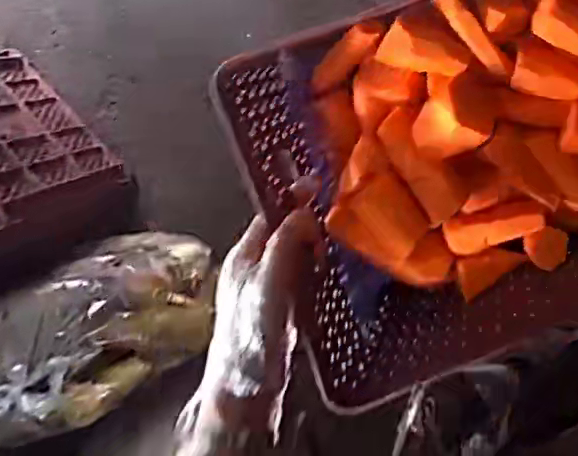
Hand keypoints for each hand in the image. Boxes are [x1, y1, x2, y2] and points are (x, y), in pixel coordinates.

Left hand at [180, 180, 318, 453]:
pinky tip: (329, 274)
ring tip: (332, 250)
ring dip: (317, 246)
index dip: (294, 196)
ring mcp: (270, 284)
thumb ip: (285, 241)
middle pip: (288, 227)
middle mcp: (256, 264)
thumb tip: (304, 208)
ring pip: (300, 249)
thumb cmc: (252, 335)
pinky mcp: (285, 304)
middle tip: (332, 225)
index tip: (320, 185)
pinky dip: (319, 268)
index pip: (272, 210)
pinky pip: (306, 272)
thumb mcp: (269, 280)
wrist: (250, 393)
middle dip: (311, 223)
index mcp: (244, 253)